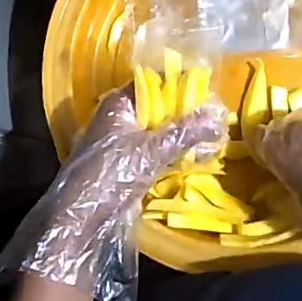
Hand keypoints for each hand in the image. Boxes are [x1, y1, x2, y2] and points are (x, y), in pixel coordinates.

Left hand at [0, 86, 227, 300]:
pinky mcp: (126, 164)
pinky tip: (197, 156)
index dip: (179, 85)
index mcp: (118, 103)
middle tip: (216, 116)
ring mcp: (122, 142)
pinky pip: (155, 151)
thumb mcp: (152, 150)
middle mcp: (119, 117)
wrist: (82, 217)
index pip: (153, 83)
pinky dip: (174, 152)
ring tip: (213, 136)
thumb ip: (185, 132)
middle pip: (158, 107)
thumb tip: (218, 115)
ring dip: (182, 135)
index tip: (207, 92)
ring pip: (158, 131)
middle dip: (186, 113)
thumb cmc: (112, 173)